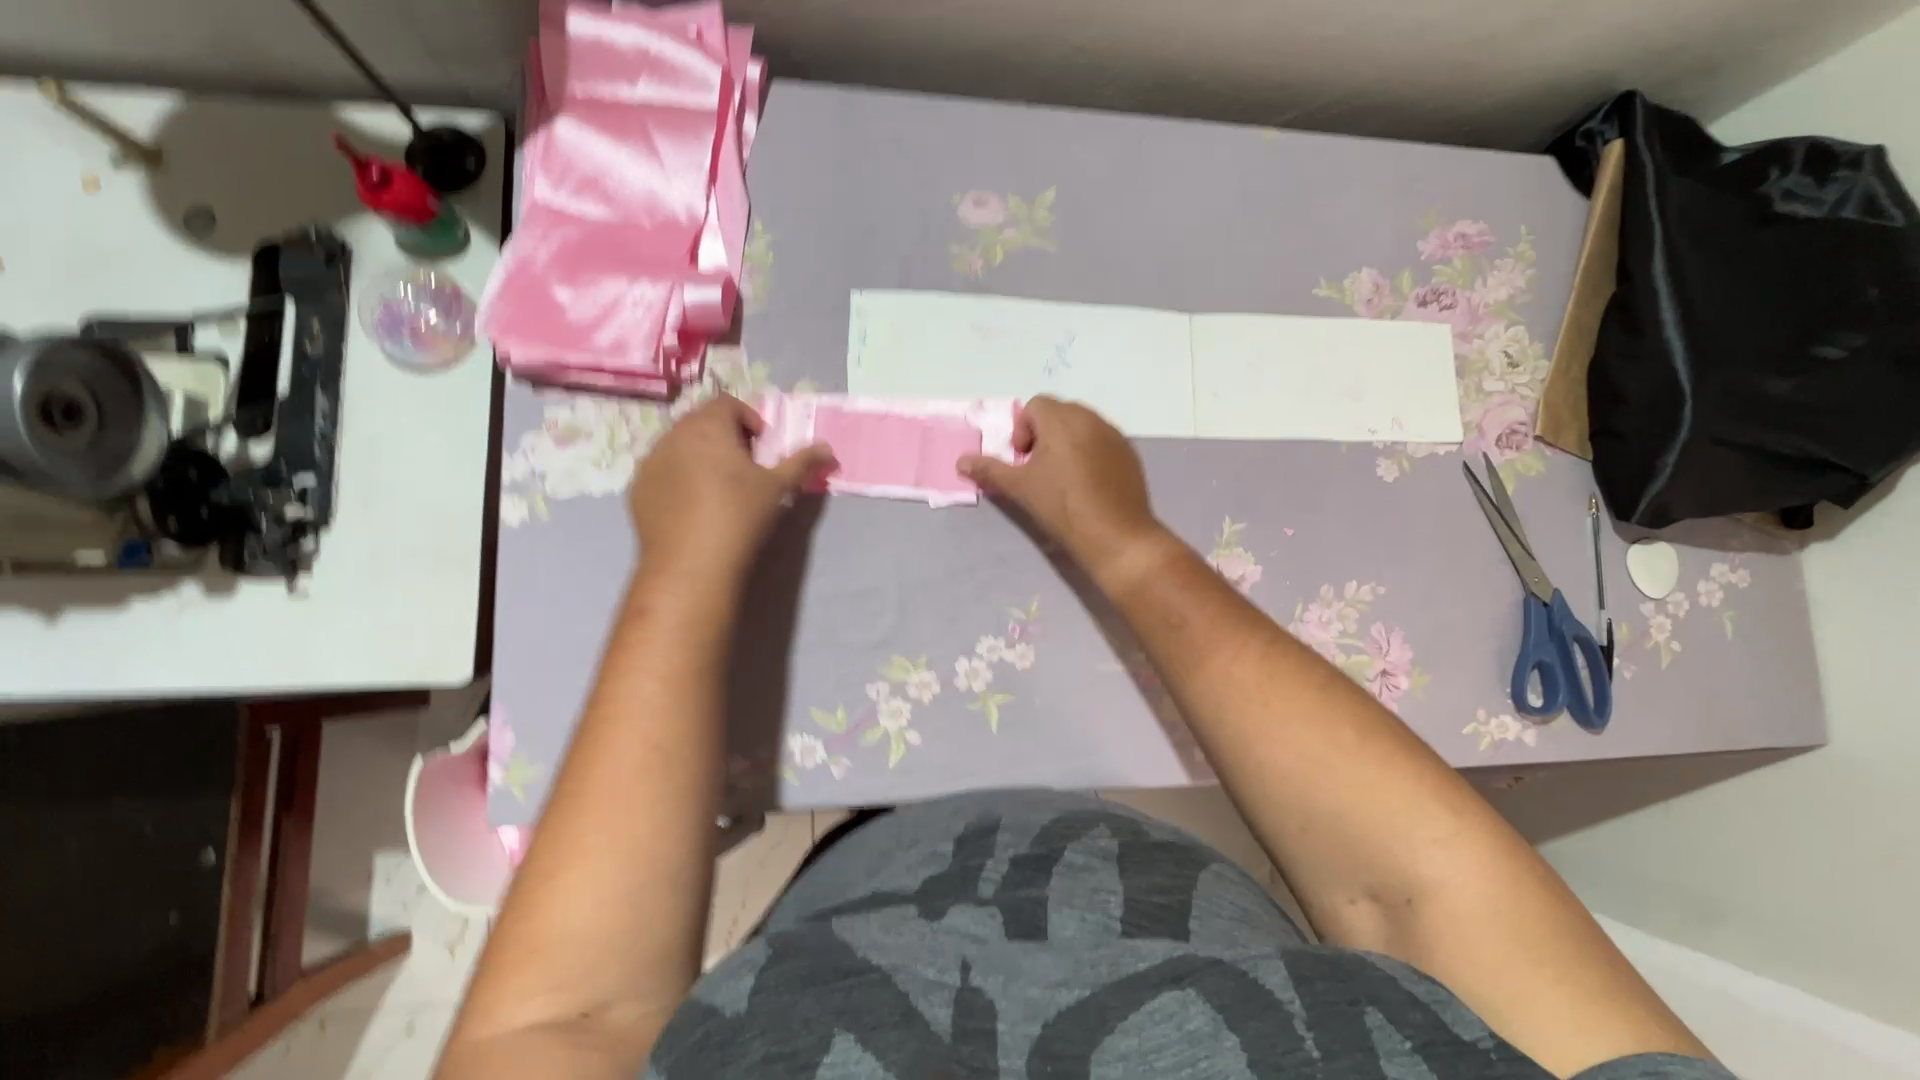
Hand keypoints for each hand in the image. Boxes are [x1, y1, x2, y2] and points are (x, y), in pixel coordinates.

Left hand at [629, 395, 833, 589]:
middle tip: (743, 468)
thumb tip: (827, 448)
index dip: (749, 420)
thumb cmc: (739, 516)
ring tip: (717, 488)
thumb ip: (802, 461)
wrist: (691, 564)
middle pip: (701, 422)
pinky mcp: (637, 488)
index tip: (761, 449)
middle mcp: (673, 435)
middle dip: (724, 437)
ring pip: (678, 446)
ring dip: (699, 456)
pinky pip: (662, 471)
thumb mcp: (777, 487)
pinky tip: (693, 508)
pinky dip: (678, 478)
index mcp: (708, 426)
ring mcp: (650, 462)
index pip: (727, 403)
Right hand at [958, 396, 1175, 590]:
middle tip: (1038, 468)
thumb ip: (989, 469)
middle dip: (1044, 433)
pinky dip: (1090, 453)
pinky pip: (1102, 441)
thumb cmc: (1061, 506)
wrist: (1115, 534)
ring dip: (1067, 442)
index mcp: (1061, 419)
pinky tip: (1087, 485)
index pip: (1035, 405)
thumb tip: (961, 461)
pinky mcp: (1129, 453)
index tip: (1022, 460)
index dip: (1022, 429)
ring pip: (1083, 426)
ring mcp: (1114, 434)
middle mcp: (1090, 417)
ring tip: (1062, 477)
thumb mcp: (1019, 488)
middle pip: (1059, 412)